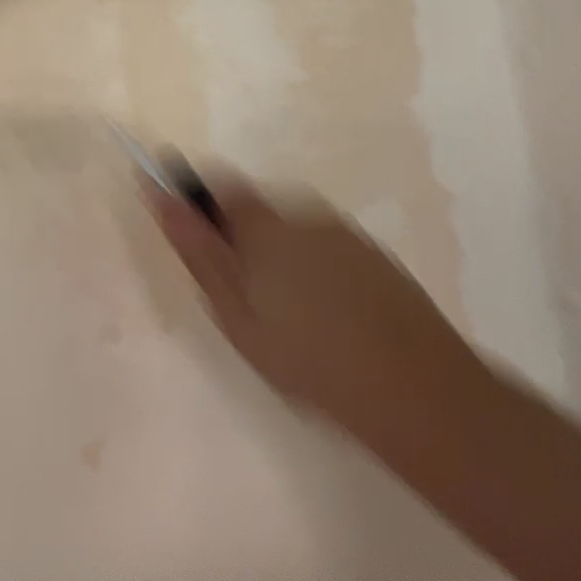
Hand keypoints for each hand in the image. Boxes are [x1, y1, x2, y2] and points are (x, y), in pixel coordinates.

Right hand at [143, 163, 487, 439]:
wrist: (421, 395)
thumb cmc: (308, 360)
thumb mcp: (235, 314)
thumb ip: (198, 251)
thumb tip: (159, 194)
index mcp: (266, 225)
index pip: (219, 185)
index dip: (200, 203)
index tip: (193, 237)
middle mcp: (308, 216)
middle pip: (258, 209)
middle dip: (242, 238)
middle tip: (242, 297)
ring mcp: (350, 236)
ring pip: (296, 232)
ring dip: (282, 256)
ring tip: (288, 316)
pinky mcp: (380, 260)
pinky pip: (330, 251)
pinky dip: (318, 272)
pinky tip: (328, 319)